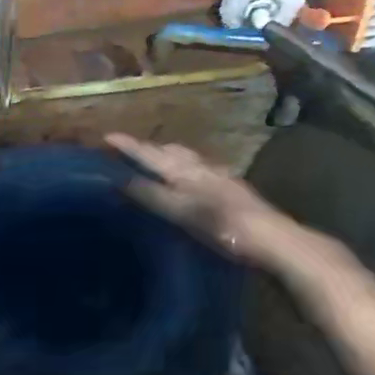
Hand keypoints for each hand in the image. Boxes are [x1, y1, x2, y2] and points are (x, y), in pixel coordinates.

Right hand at [105, 133, 308, 270]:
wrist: (268, 236)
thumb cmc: (218, 225)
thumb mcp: (178, 211)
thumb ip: (150, 194)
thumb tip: (120, 179)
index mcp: (183, 170)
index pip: (148, 154)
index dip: (127, 146)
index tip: (106, 137)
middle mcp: (199, 166)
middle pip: (168, 151)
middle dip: (147, 148)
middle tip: (127, 151)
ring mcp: (217, 176)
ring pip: (186, 158)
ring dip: (166, 156)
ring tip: (154, 161)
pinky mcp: (229, 188)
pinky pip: (199, 168)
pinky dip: (184, 168)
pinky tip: (188, 178)